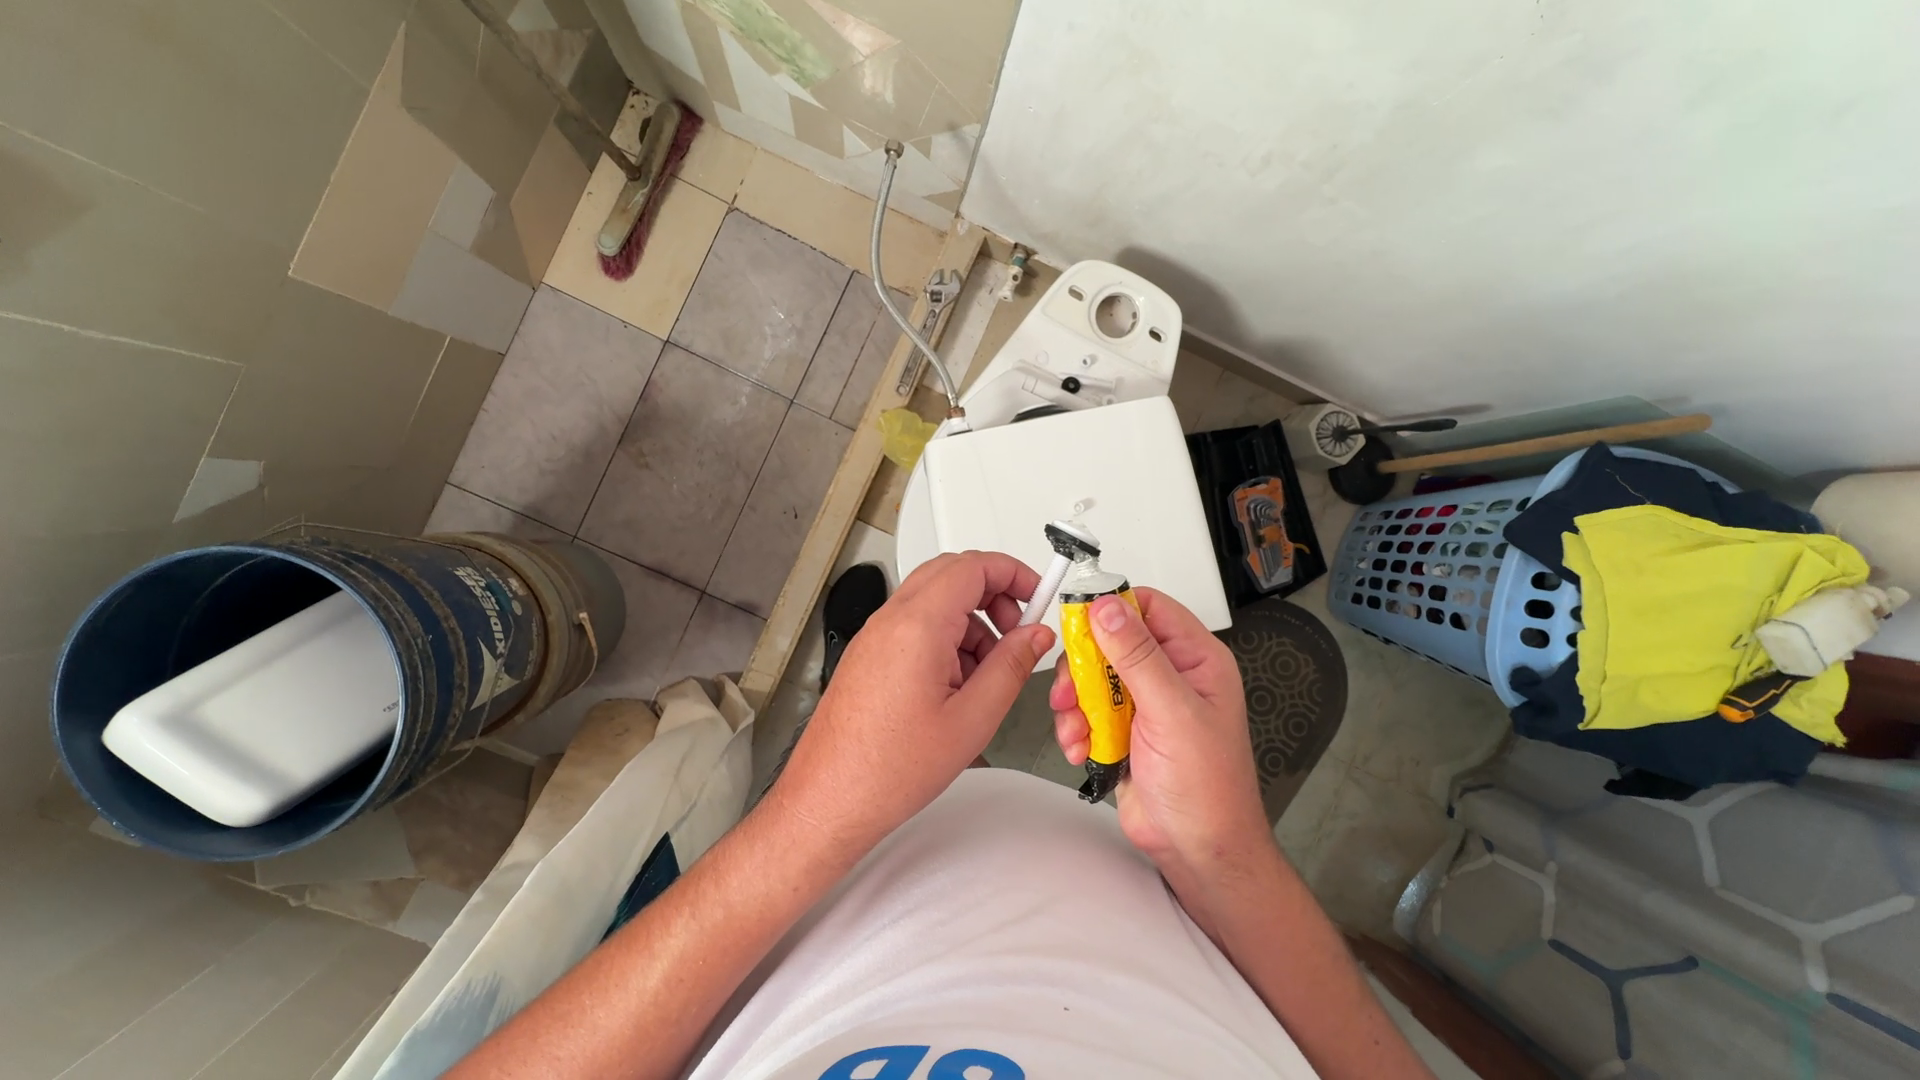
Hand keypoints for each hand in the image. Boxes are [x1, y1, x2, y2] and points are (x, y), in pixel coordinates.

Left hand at [768, 551, 1054, 847]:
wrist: (830, 798)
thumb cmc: (886, 769)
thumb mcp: (972, 720)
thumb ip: (1011, 668)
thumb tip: (1035, 636)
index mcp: (917, 625)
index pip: (973, 566)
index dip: (1014, 573)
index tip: (1038, 594)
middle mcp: (891, 621)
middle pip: (952, 574)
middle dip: (994, 594)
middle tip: (1018, 629)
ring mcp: (876, 636)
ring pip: (935, 601)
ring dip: (972, 622)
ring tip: (989, 672)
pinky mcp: (870, 655)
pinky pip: (916, 626)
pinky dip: (947, 640)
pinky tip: (959, 686)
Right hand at [1049, 588, 1268, 877]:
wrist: (1197, 850)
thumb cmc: (1208, 788)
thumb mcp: (1172, 712)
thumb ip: (1138, 656)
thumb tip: (1108, 607)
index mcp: (1195, 659)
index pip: (1150, 608)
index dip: (1113, 609)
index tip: (1079, 625)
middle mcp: (1170, 676)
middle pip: (1110, 642)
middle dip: (1083, 667)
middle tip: (1070, 691)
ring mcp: (1144, 704)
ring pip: (1092, 677)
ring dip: (1075, 703)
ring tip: (1076, 729)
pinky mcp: (1122, 730)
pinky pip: (1086, 711)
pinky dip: (1075, 727)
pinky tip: (1080, 748)